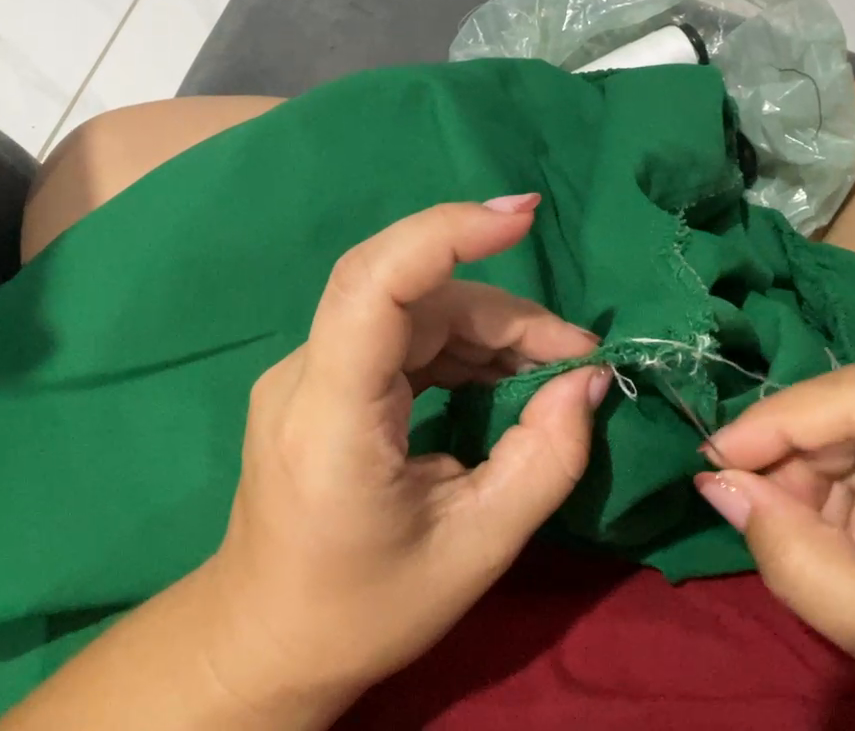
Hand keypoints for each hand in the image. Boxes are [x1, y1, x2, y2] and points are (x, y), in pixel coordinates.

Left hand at [202, 196, 608, 718]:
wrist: (264, 639)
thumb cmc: (363, 609)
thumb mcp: (474, 549)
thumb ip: (543, 459)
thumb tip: (590, 380)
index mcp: (330, 414)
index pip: (374, 284)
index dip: (445, 232)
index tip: (523, 216)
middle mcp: (305, 373)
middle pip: (410, 296)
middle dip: (504, 313)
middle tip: (580, 357)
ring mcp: (305, 373)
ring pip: (408, 312)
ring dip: (488, 332)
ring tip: (554, 374)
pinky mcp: (318, 382)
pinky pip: (396, 340)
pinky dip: (458, 351)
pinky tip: (502, 381)